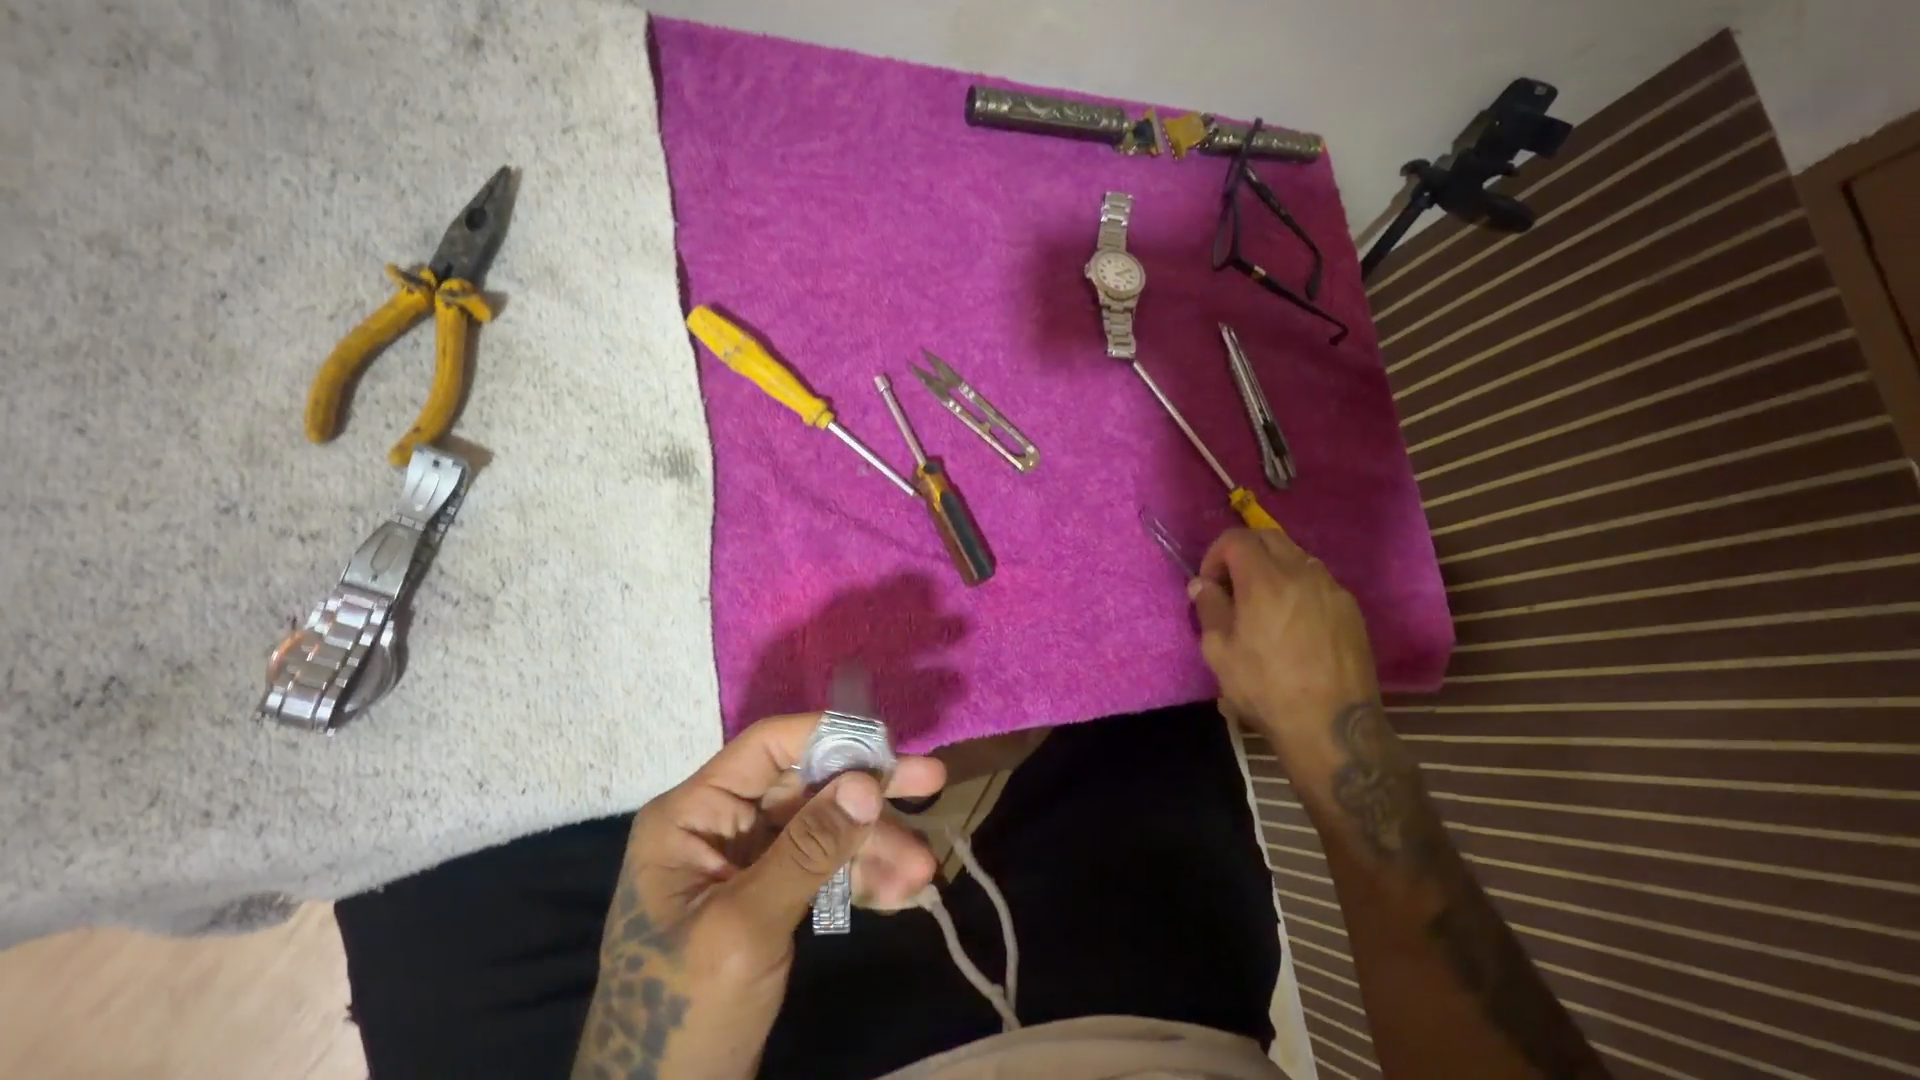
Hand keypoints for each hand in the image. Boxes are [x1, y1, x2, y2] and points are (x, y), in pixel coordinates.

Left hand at [572, 714, 945, 1079]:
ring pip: (821, 829)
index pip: (766, 748)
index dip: (829, 736)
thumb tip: (867, 781)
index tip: (892, 744)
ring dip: (873, 845)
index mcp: (693, 815)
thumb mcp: (747, 925)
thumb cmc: (685, 1009)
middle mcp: (718, 826)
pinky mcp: (767, 899)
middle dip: (868, 794)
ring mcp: (744, 864)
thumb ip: (808, 849)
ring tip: (924, 873)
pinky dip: (859, 878)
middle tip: (933, 784)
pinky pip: (821, 869)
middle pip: (804, 786)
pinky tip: (901, 894)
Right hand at [1188, 528, 1379, 746]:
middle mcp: (1302, 573)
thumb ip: (1210, 609)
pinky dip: (1298, 585)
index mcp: (1265, 581)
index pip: (1237, 539)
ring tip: (1262, 603)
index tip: (1210, 584)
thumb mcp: (1220, 653)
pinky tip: (1292, 620)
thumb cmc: (1266, 690)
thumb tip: (1203, 585)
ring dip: (1273, 567)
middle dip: (1244, 552)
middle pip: (1270, 537)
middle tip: (1232, 584)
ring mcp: (1331, 588)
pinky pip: (1318, 580)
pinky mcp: (1350, 608)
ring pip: (1297, 556)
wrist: (1332, 725)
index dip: (1215, 554)